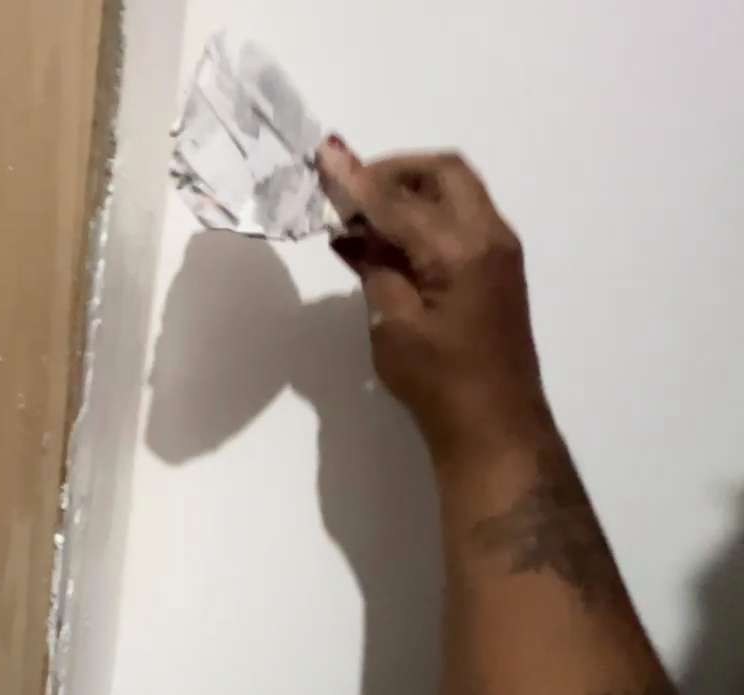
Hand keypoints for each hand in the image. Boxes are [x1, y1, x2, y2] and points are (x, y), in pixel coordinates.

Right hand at [316, 137, 547, 459]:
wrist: (488, 415)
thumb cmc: (434, 376)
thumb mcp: (391, 324)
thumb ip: (376, 269)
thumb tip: (352, 235)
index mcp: (461, 250)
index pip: (402, 200)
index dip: (359, 178)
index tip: (325, 155)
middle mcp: (487, 235)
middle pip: (442, 174)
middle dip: (390, 170)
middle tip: (342, 186)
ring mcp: (493, 248)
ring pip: (449, 192)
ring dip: (401, 192)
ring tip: (350, 212)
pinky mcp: (486, 265)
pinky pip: (450, 219)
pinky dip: (411, 216)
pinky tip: (373, 239)